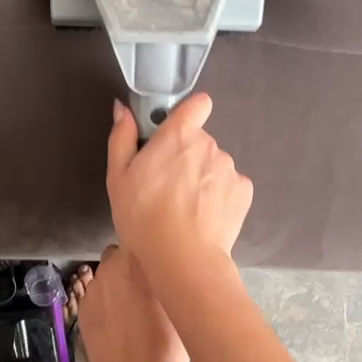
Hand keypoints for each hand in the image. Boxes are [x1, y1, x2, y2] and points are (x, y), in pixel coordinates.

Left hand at [75, 245, 186, 361]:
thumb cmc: (169, 342)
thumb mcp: (182, 301)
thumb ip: (173, 274)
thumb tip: (175, 265)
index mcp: (140, 257)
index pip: (142, 235)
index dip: (150, 248)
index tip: (160, 261)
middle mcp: (112, 264)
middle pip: (122, 254)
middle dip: (133, 266)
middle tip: (149, 289)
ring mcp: (94, 285)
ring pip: (108, 274)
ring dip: (119, 283)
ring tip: (134, 310)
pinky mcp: (83, 305)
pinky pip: (97, 294)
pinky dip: (107, 302)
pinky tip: (119, 323)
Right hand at [106, 93, 253, 280]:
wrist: (182, 258)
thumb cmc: (142, 215)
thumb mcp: (118, 176)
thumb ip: (122, 137)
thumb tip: (123, 109)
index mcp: (179, 134)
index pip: (198, 104)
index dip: (188, 113)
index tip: (174, 132)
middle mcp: (209, 144)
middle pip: (199, 141)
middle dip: (186, 156)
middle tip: (166, 185)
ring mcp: (230, 168)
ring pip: (214, 165)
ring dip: (203, 178)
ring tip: (185, 208)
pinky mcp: (244, 192)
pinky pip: (230, 186)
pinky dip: (219, 197)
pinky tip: (203, 217)